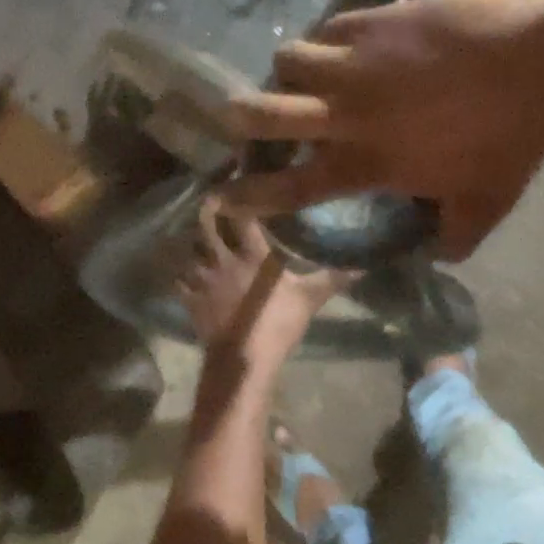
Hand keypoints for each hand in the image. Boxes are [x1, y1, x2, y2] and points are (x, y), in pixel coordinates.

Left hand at [177, 200, 350, 363]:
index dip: (239, 198)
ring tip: (195, 235)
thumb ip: (333, 277)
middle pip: (206, 224)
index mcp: (254, 254)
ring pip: (189, 248)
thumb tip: (364, 263)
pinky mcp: (190, 297)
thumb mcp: (310, 299)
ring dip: (192, 241)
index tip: (238, 185)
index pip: (243, 216)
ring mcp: (204, 277)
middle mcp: (224, 258)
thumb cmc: (278, 324)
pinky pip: (179, 278)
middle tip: (209, 202)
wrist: (244, 358)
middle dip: (207, 211)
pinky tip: (184, 271)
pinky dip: (180, 273)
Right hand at [222, 0, 543, 259]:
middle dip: (241, 118)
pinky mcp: (374, 21)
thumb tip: (439, 252)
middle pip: (265, 112)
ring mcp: (355, 62)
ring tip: (307, 75)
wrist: (541, 65)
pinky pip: (328, 28)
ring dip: (289, 72)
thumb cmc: (513, 141)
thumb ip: (455, 236)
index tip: (224, 196)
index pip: (292, 186)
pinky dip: (329, 40)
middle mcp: (346, 113)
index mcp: (365, 162)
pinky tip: (349, 45)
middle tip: (241, 117)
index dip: (251, 194)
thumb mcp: (486, 204)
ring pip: (288, 60)